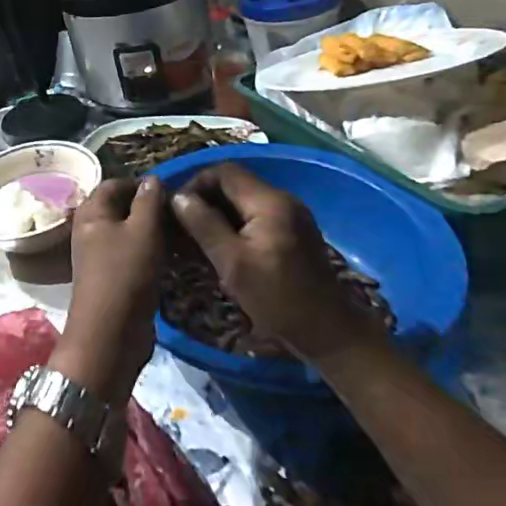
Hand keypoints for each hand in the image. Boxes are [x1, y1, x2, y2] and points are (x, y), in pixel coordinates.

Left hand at [50, 177, 165, 402]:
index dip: (140, 183)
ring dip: (150, 231)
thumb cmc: (125, 274)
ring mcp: (98, 255)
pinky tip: (170, 257)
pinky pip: (130, 255)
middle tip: (178, 213)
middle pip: (120, 208)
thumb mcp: (143, 231)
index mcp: (91, 212)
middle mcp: (90, 229)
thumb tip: (152, 179)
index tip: (169, 191)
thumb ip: (148, 202)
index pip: (114, 183)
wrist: (109, 336)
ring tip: (179, 234)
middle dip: (147, 207)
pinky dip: (148, 252)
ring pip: (127, 232)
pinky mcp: (110, 278)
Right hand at [170, 163, 385, 361]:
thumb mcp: (233, 264)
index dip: (195, 183)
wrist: (330, 334)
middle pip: (233, 184)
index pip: (223, 171)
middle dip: (204, 199)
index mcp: (269, 201)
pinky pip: (256, 216)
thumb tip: (178, 197)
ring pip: (243, 200)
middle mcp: (282, 199)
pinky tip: (220, 246)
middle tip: (181, 224)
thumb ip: (204, 225)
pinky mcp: (293, 232)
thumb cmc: (278, 299)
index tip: (176, 208)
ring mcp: (290, 215)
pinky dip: (234, 224)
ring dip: (217, 213)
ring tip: (195, 237)